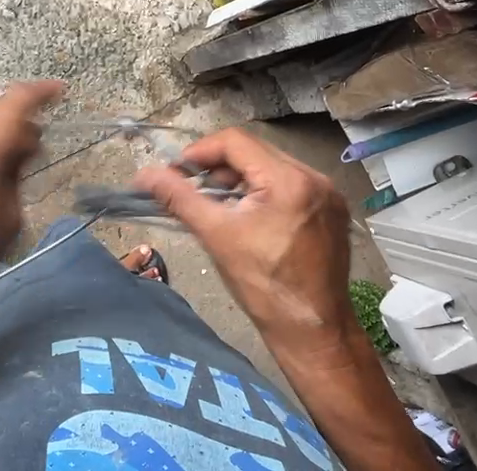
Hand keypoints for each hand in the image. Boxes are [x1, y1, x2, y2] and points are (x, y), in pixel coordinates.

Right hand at [134, 128, 356, 355]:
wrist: (314, 334)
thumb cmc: (263, 286)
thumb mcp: (215, 235)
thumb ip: (178, 197)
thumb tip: (144, 174)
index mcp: (289, 181)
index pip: (235, 141)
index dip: (200, 152)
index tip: (177, 172)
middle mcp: (314, 178)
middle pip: (253, 150)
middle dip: (218, 165)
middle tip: (192, 187)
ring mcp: (328, 194)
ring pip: (270, 165)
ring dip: (238, 177)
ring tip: (217, 202)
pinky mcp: (332, 209)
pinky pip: (288, 182)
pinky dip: (261, 189)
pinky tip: (246, 213)